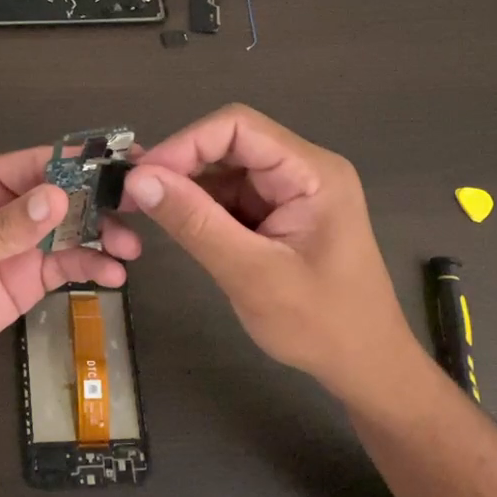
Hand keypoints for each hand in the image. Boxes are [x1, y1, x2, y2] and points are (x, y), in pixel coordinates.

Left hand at [0, 146, 138, 377]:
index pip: (34, 164)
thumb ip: (2, 228)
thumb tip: (58, 197)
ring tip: (131, 246)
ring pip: (70, 230)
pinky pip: (65, 266)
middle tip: (139, 205)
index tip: (118, 161)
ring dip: (102, 234)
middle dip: (99, 198)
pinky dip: (92, 266)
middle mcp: (4, 209)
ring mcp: (18, 246)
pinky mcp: (26, 281)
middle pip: (61, 195)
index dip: (76, 161)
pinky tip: (114, 274)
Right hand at [121, 104, 415, 401]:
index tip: (141, 177)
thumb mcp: (252, 275)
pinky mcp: (276, 214)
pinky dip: (198, 208)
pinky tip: (175, 226)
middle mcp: (302, 170)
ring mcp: (289, 192)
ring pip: (222, 170)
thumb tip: (137, 179)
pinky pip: (228, 196)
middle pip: (227, 144)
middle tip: (130, 196)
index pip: (237, 127)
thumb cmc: (321, 325)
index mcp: (312, 172)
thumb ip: (195, 223)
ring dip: (185, 188)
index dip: (184, 144)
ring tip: (142, 211)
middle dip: (179, 166)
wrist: (365, 369)